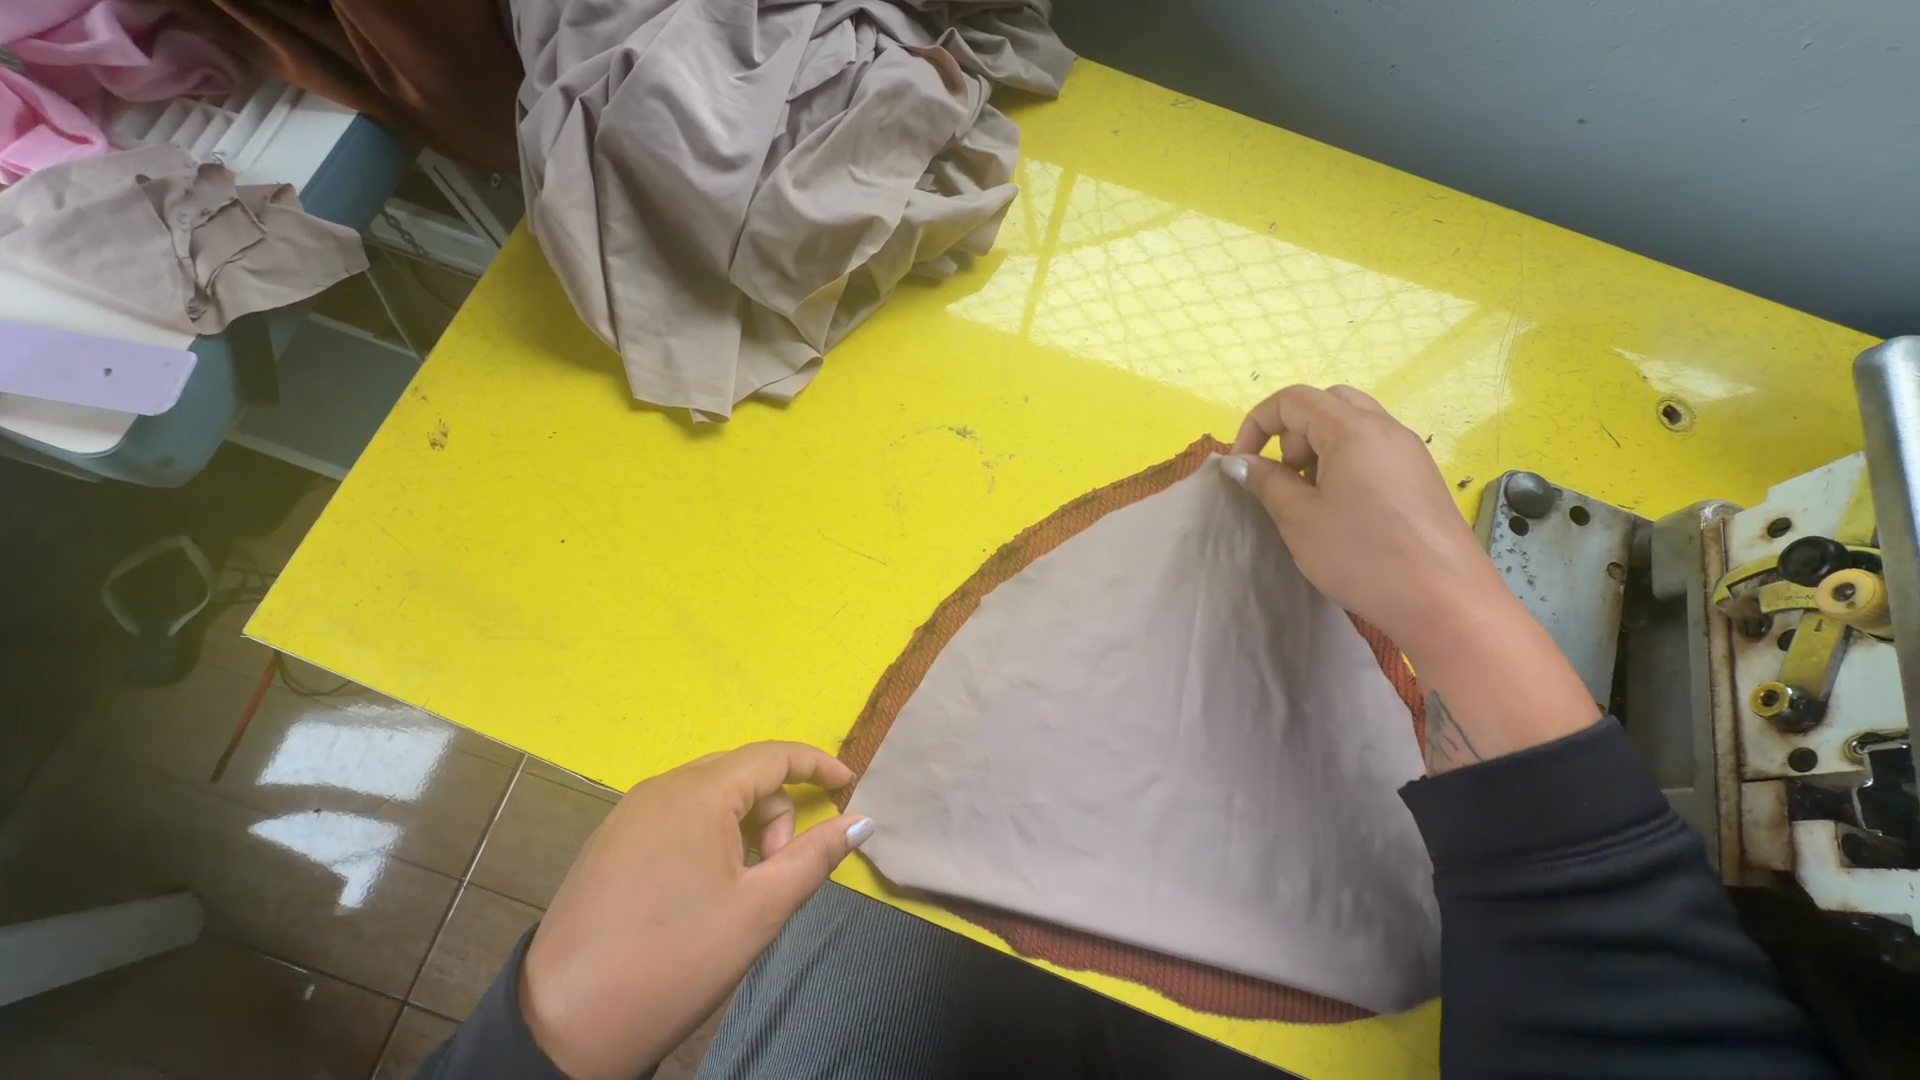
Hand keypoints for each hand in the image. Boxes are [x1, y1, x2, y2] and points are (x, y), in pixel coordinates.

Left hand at [518, 742, 871, 1079]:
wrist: (564, 1023)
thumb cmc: (677, 958)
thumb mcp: (760, 909)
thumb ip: (815, 855)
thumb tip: (862, 820)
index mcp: (699, 793)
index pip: (772, 755)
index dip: (816, 764)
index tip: (849, 784)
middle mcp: (662, 787)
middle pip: (741, 773)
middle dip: (778, 806)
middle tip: (784, 863)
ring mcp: (630, 811)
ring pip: (708, 795)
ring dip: (744, 824)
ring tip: (745, 883)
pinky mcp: (611, 839)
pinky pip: (677, 814)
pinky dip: (709, 834)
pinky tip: (705, 885)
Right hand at [1225, 384, 1506, 660]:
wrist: (1445, 600)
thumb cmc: (1363, 555)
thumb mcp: (1299, 518)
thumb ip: (1266, 481)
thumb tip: (1240, 462)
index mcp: (1354, 429)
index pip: (1293, 400)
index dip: (1257, 424)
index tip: (1242, 465)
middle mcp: (1386, 429)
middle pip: (1326, 404)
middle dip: (1290, 432)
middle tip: (1282, 476)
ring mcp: (1408, 452)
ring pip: (1351, 426)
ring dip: (1316, 449)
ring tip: (1308, 497)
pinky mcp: (1419, 477)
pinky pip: (1372, 450)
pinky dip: (1344, 463)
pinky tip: (1340, 509)